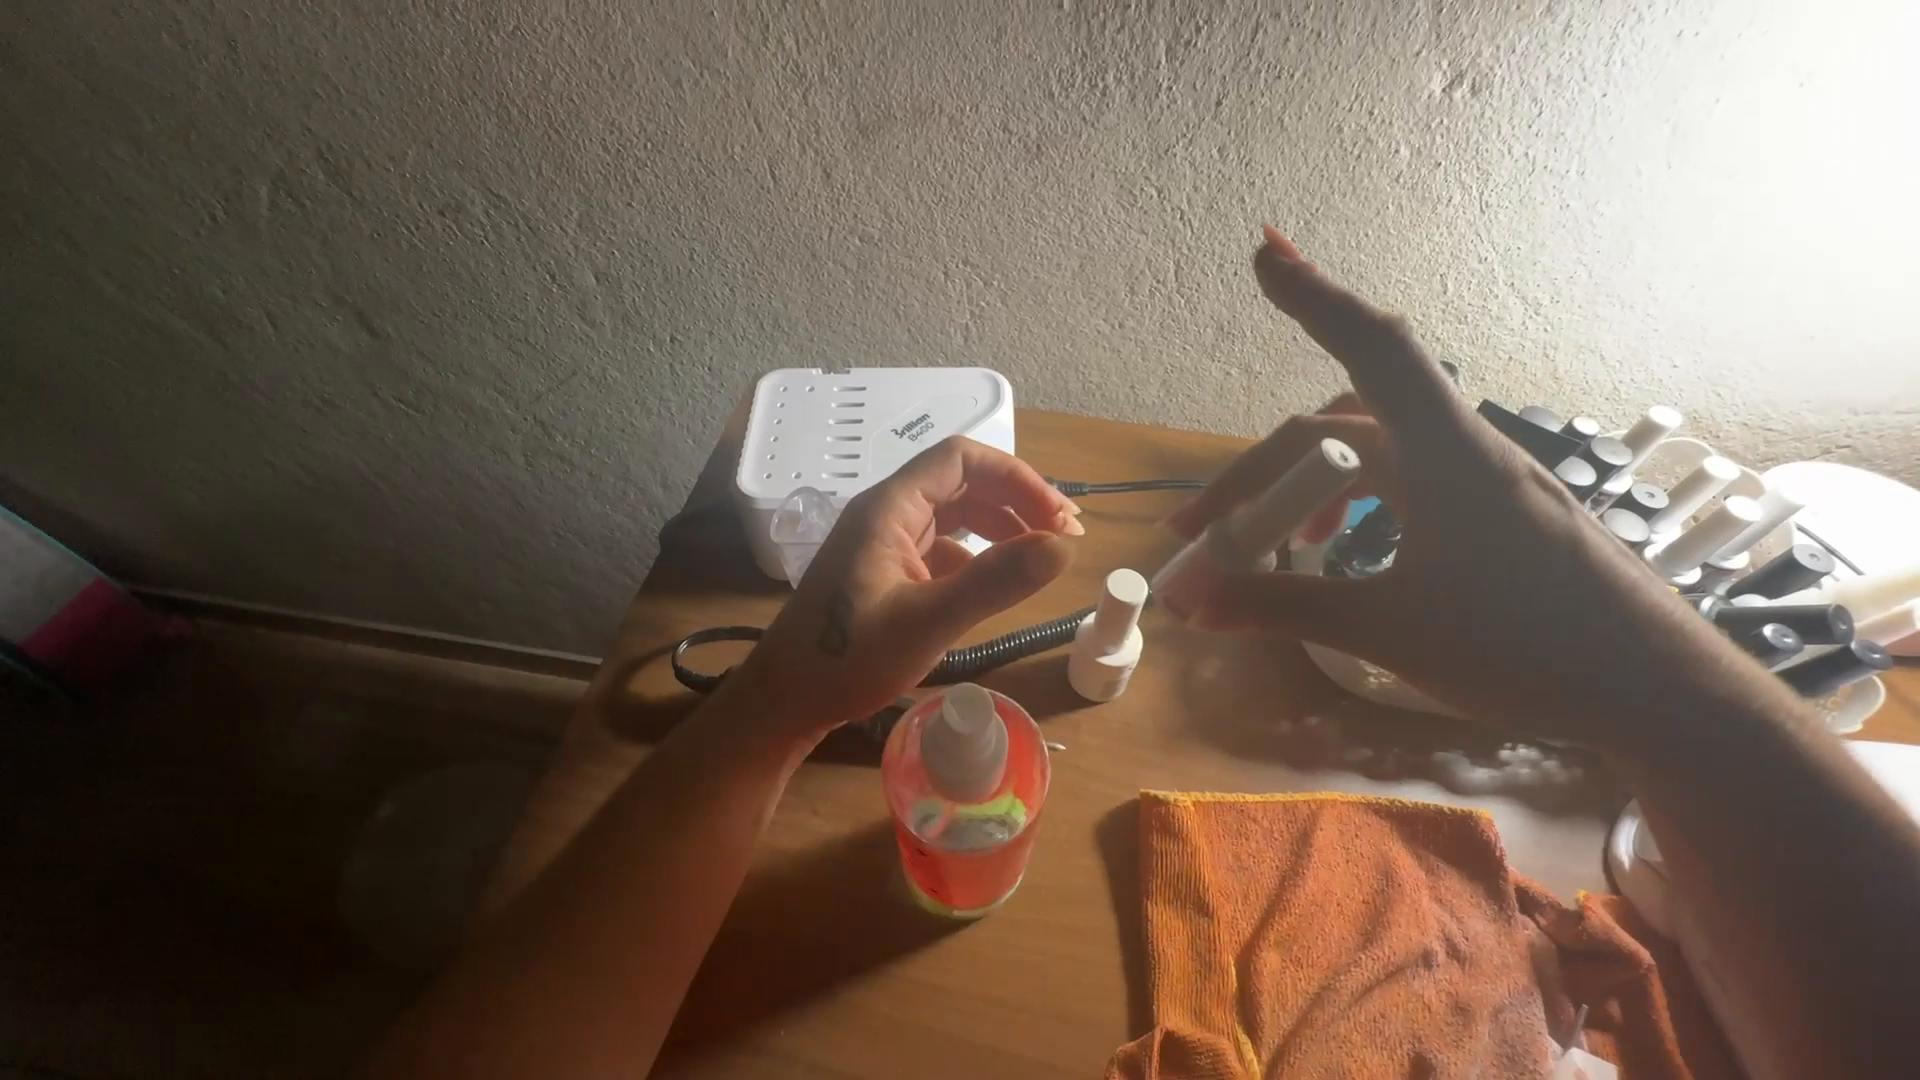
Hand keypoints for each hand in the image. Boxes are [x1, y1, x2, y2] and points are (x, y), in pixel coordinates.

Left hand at [726, 436, 1079, 742]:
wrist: (786, 701)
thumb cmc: (847, 660)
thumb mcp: (927, 622)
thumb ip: (995, 582)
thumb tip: (1063, 547)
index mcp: (889, 509)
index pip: (961, 459)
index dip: (1015, 477)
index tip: (1056, 516)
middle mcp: (887, 514)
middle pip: (961, 483)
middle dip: (1015, 500)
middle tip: (1063, 536)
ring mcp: (885, 543)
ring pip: (953, 516)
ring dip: (999, 526)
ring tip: (1041, 554)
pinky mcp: (887, 572)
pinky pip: (941, 548)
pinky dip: (976, 556)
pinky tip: (996, 583)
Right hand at [1165, 226, 1768, 747]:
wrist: (1660, 697)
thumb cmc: (1526, 651)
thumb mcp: (1386, 630)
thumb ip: (1283, 608)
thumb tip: (1192, 606)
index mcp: (1446, 455)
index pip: (1372, 349)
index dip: (1314, 298)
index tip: (1265, 255)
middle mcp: (1462, 452)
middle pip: (1338, 427)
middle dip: (1258, 474)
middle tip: (1198, 529)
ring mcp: (1482, 484)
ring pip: (1371, 456)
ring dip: (1306, 488)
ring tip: (1274, 542)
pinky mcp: (1495, 516)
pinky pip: (1403, 485)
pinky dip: (1352, 504)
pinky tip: (1342, 551)